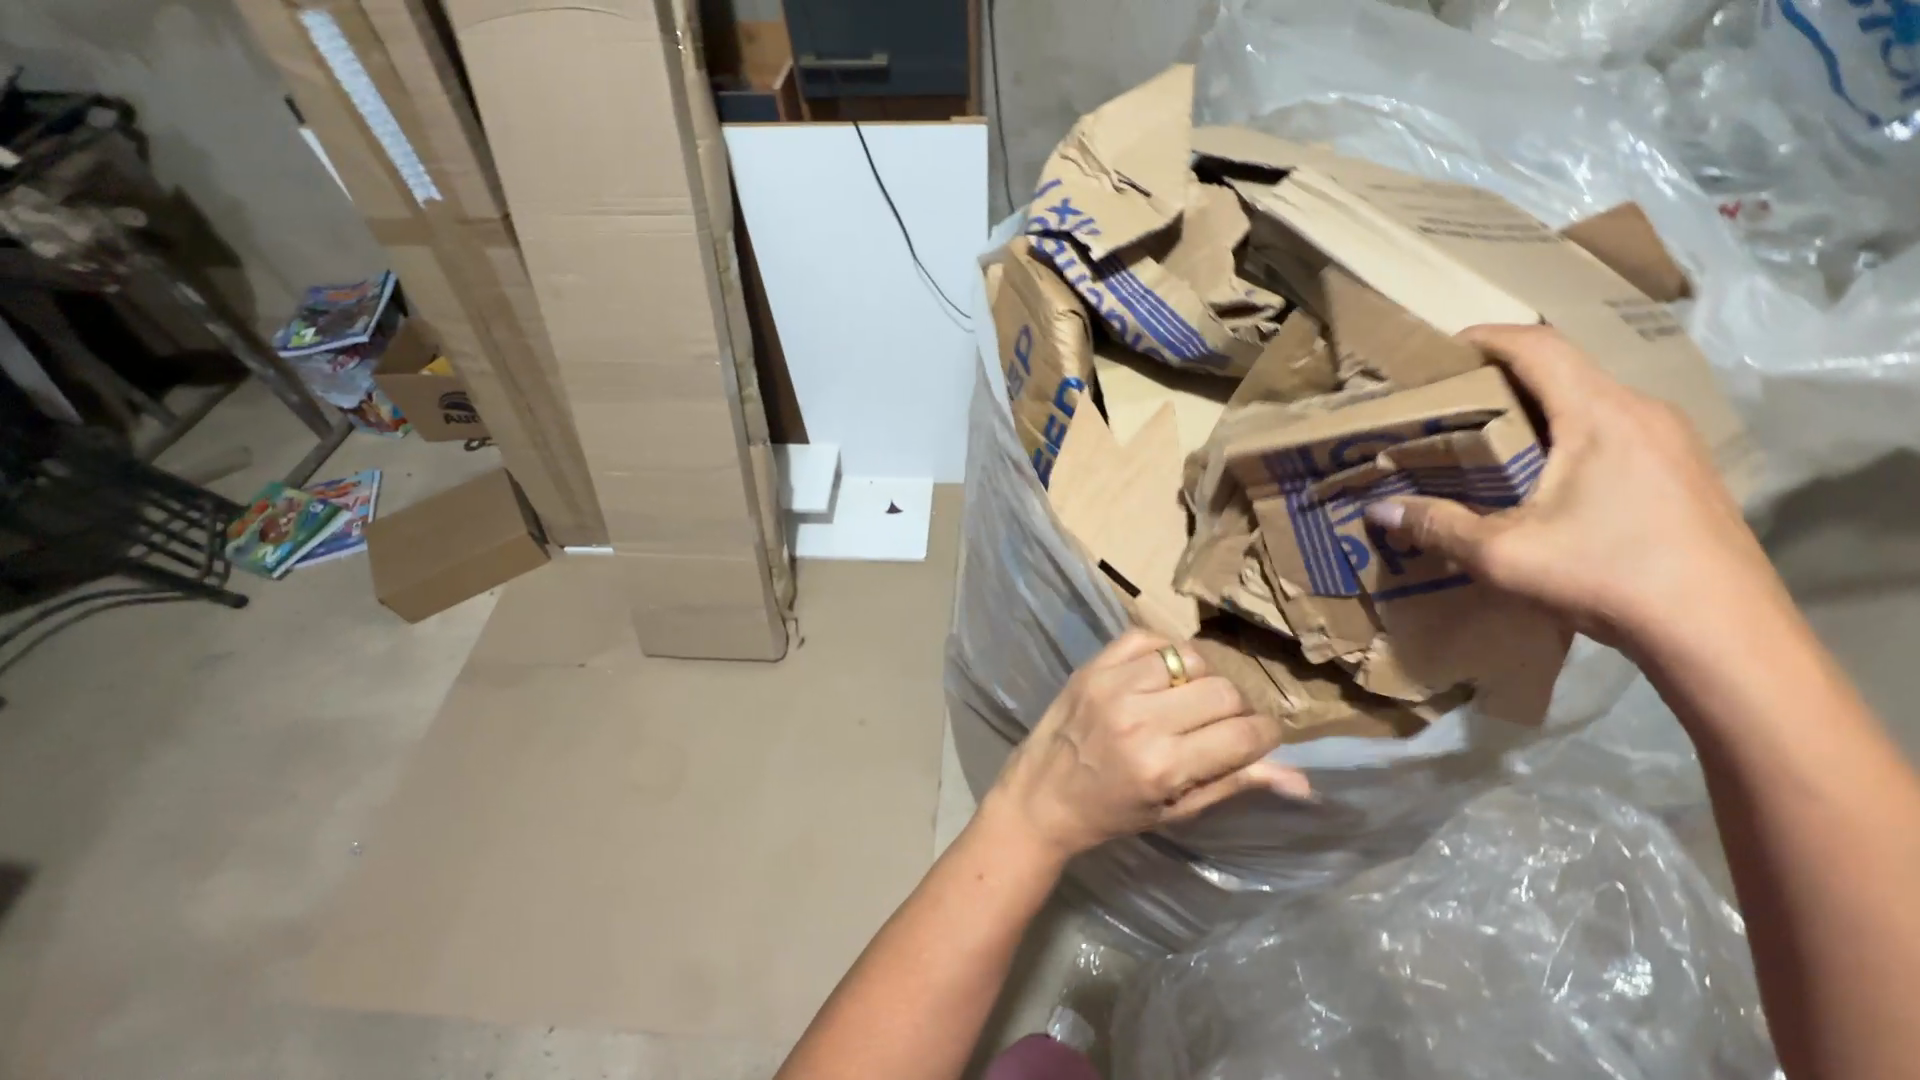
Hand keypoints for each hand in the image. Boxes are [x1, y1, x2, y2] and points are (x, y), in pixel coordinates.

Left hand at [984, 630, 1310, 860]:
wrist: (1041, 795)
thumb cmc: (1111, 813)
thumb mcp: (1177, 810)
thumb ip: (1235, 784)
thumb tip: (1302, 780)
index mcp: (1163, 766)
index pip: (1246, 734)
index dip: (1264, 737)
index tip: (1256, 740)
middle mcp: (1141, 719)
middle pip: (1225, 691)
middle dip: (1235, 709)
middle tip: (1218, 725)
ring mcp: (1114, 685)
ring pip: (1193, 658)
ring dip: (1201, 679)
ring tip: (1187, 701)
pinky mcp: (1094, 665)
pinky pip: (1151, 638)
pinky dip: (1166, 653)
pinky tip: (1161, 677)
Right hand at [1364, 324, 1781, 650]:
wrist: (1723, 632)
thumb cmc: (1608, 576)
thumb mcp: (1503, 556)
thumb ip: (1438, 526)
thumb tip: (1378, 512)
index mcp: (1600, 414)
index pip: (1538, 345)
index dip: (1485, 337)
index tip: (1439, 351)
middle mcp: (1642, 411)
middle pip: (1565, 369)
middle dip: (1503, 377)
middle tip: (1451, 405)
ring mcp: (1672, 439)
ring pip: (1592, 401)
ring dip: (1539, 409)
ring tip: (1492, 441)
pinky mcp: (1686, 470)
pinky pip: (1616, 429)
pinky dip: (1570, 434)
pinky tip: (1548, 479)